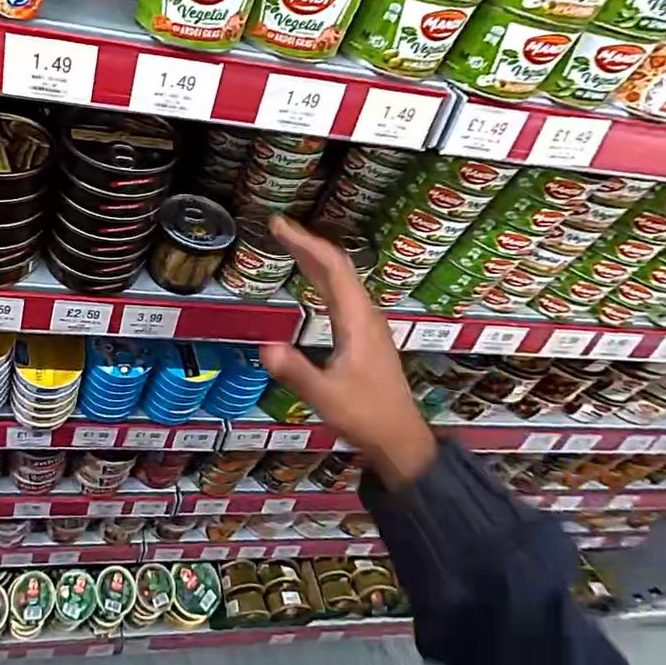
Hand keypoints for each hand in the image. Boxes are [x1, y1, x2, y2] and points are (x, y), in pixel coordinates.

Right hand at [259, 216, 437, 487]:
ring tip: (287, 242)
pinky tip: (308, 277)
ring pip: (340, 278)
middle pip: (337, 267)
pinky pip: (340, 292)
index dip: (306, 243)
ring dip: (314, 257)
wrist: (400, 438)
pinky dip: (320, 275)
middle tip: (276, 226)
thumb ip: (297, 373)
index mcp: (357, 321)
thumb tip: (265, 347)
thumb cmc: (366, 416)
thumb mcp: (327, 397)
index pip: (333, 269)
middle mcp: (364, 314)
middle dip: (307, 243)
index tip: (279, 226)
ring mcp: (365, 323)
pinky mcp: (362, 334)